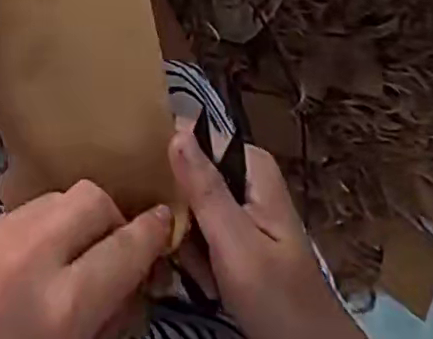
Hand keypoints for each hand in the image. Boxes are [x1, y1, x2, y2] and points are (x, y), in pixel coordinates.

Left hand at [0, 181, 173, 338]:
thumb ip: (108, 317)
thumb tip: (133, 279)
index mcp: (61, 306)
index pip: (123, 251)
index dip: (151, 234)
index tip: (166, 221)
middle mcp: (31, 255)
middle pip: (91, 200)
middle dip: (113, 218)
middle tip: (116, 248)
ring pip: (58, 197)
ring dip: (77, 219)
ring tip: (76, 253)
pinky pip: (26, 210)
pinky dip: (45, 226)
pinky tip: (38, 259)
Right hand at [168, 128, 360, 338]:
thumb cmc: (278, 299)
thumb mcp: (236, 243)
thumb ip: (205, 189)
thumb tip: (176, 132)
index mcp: (251, 164)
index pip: (193, 137)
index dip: (168, 158)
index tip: (154, 191)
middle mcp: (246, 175)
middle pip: (188, 170)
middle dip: (178, 208)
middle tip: (185, 246)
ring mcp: (241, 205)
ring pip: (188, 201)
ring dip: (186, 237)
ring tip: (201, 270)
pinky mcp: (236, 233)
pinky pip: (199, 227)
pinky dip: (196, 253)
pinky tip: (207, 279)